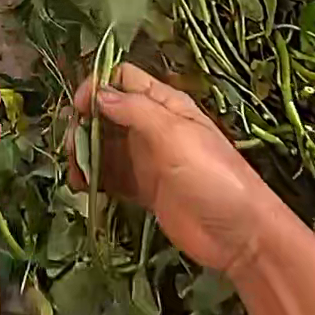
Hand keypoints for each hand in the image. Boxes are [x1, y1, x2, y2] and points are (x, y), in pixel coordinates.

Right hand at [69, 62, 283, 272]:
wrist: (241, 236)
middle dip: (84, 123)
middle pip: (107, 111)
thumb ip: (135, 110)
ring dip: (85, 152)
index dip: (97, 86)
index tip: (78, 107)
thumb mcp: (174, 134)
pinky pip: (110, 175)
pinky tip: (82, 187)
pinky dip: (93, 178)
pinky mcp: (143, 187)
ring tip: (75, 172)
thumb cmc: (212, 174)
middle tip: (73, 147)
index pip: (122, 79)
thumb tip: (99, 94)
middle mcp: (151, 125)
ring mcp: (146, 157)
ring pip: (105, 143)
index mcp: (163, 103)